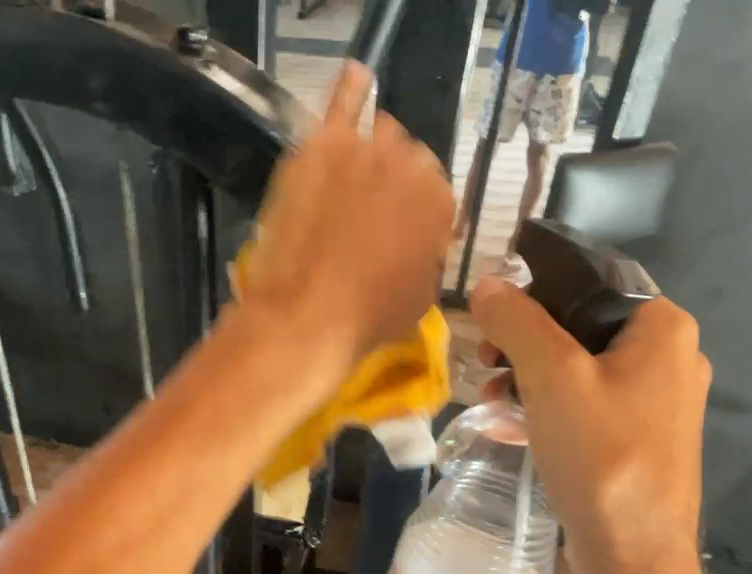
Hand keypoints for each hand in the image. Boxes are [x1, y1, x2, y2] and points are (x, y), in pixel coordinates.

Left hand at [237, 61, 454, 399]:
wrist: (309, 313)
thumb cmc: (369, 318)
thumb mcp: (421, 298)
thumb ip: (428, 259)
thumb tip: (423, 249)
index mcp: (442, 203)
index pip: (434, 193)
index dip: (415, 214)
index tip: (399, 235)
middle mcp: (411, 165)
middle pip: (406, 159)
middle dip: (393, 182)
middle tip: (369, 215)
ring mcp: (366, 150)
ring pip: (378, 133)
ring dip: (371, 153)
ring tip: (352, 179)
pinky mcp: (321, 147)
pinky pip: (344, 102)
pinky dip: (351, 89)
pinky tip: (356, 78)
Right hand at [470, 278, 711, 573]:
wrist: (634, 554)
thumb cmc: (599, 456)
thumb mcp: (550, 377)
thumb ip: (517, 322)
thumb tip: (487, 283)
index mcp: (663, 328)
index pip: (591, 283)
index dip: (534, 293)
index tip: (490, 322)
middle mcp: (671, 357)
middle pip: (582, 328)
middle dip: (525, 344)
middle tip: (484, 365)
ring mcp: (660, 404)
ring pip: (582, 371)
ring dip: (531, 379)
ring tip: (492, 402)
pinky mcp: (642, 443)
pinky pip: (589, 409)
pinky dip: (550, 410)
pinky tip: (513, 429)